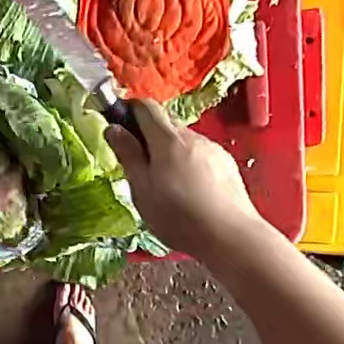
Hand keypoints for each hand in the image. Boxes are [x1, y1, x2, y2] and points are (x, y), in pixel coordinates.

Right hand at [106, 100, 271, 257]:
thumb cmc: (177, 216)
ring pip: (182, 139)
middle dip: (147, 134)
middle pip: (165, 122)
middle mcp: (192, 137)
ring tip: (161, 182)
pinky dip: (186, 161)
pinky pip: (198, 153)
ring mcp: (213, 149)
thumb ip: (128, 155)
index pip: (146, 107)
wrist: (230, 236)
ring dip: (167, 150)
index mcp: (168, 140)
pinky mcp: (226, 164)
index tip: (118, 128)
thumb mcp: (141, 189)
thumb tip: (113, 128)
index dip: (128, 111)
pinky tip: (185, 189)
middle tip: (136, 163)